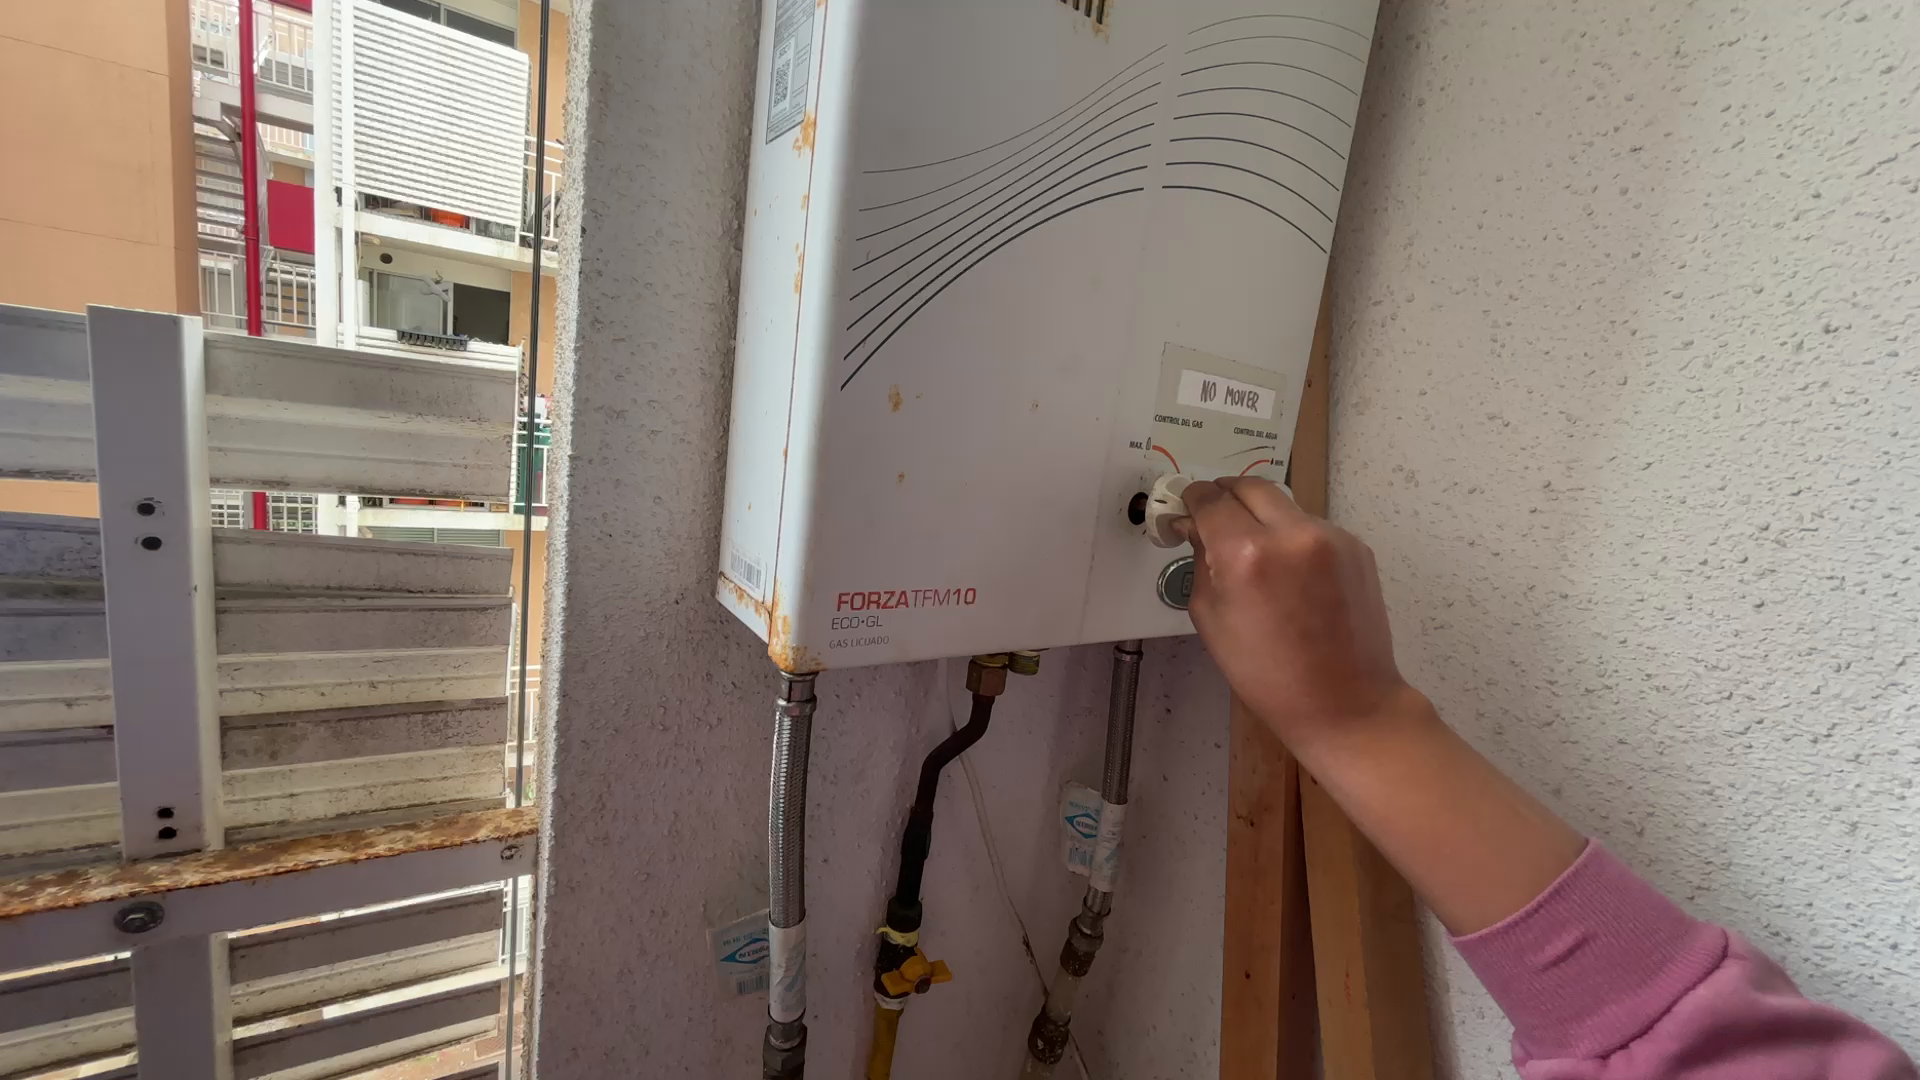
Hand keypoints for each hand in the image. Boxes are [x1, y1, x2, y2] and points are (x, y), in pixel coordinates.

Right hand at [1176, 476, 1412, 755]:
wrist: (1344, 702)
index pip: (1211, 500)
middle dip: (1225, 494)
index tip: (1186, 507)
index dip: (1192, 500)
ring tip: (1253, 551)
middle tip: (1213, 514)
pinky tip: (1289, 573)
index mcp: (1246, 554)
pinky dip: (1291, 535)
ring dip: (1260, 515)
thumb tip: (1196, 528)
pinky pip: (1310, 525)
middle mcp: (1292, 534)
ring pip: (1282, 503)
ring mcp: (1331, 537)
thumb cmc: (1264, 672)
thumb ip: (1200, 560)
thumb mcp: (1209, 616)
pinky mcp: (1356, 546)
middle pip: (1249, 485)